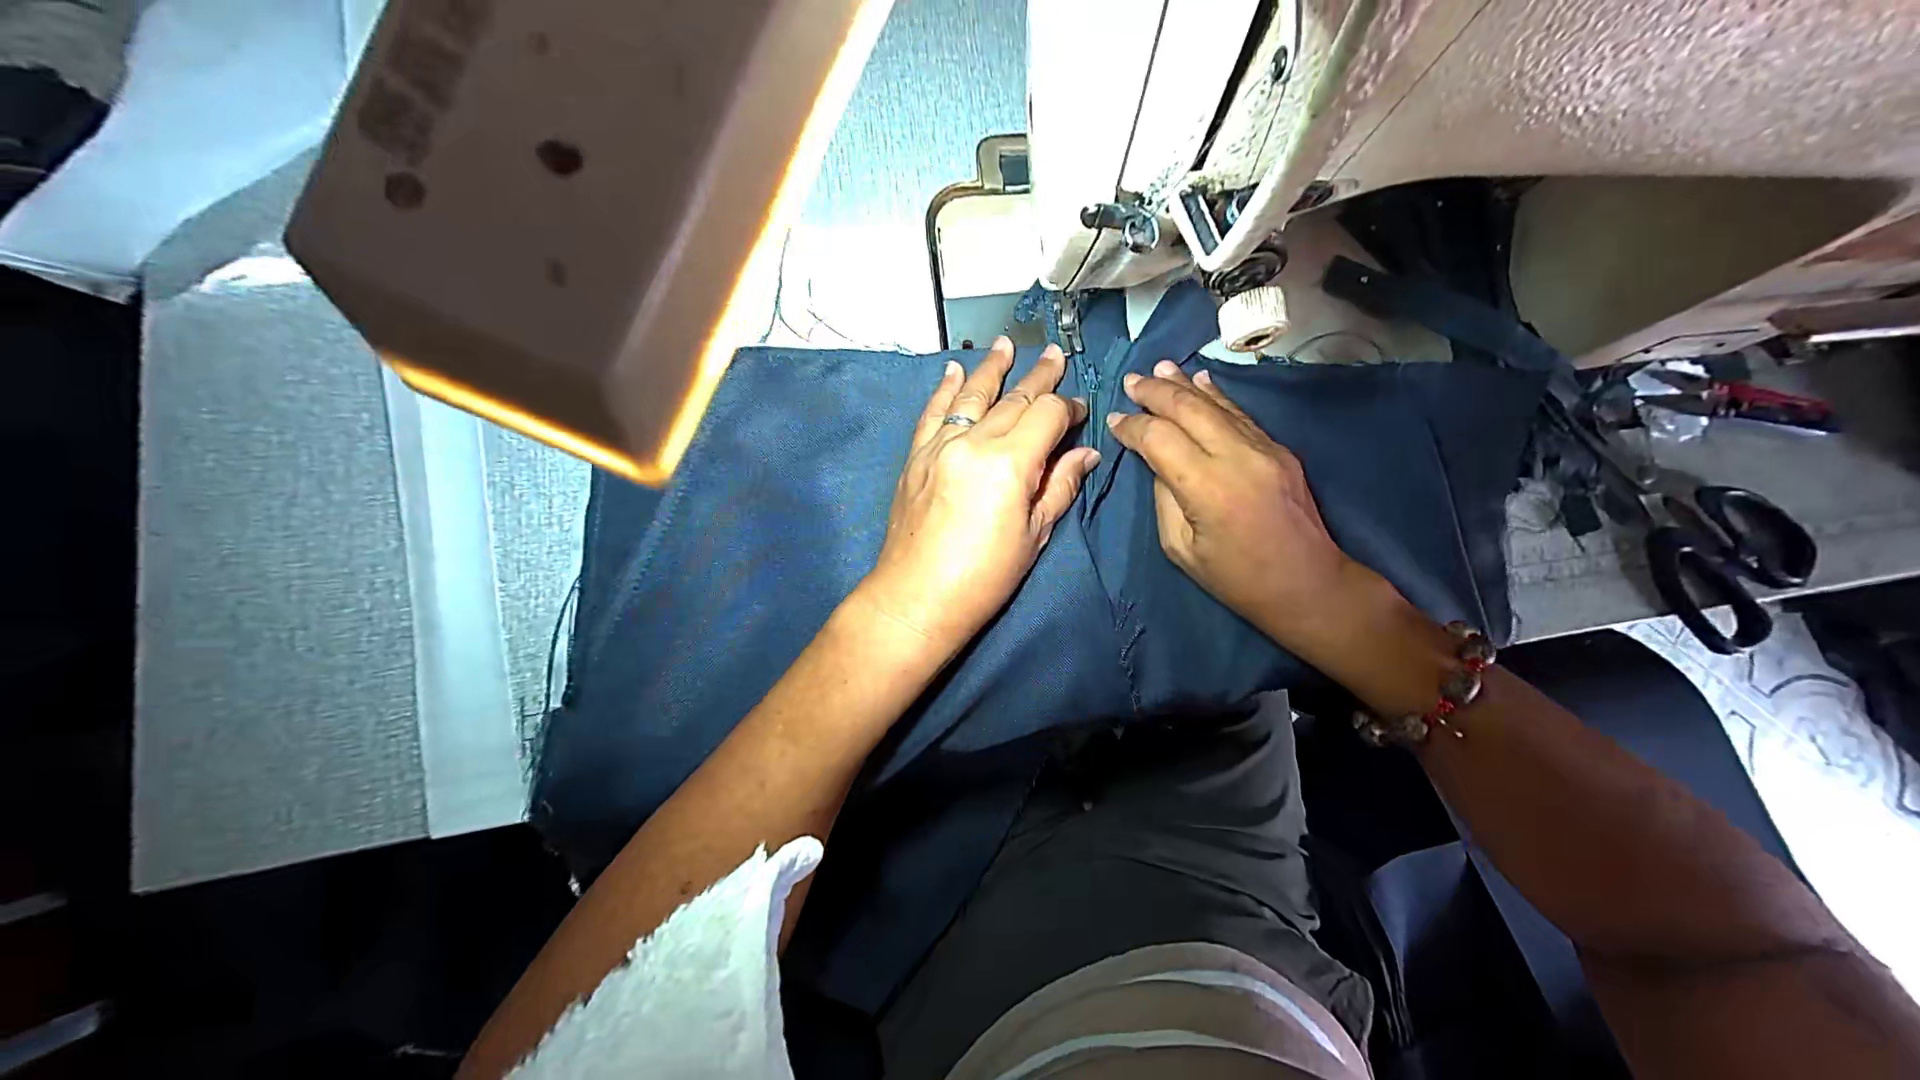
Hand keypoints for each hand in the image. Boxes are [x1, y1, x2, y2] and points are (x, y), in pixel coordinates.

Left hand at [854, 338, 1098, 658]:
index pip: (1047, 415)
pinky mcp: (916, 457)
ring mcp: (939, 446)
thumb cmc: (982, 578)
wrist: (915, 598)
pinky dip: (945, 389)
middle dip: (1038, 376)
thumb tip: (1085, 455)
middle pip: (1013, 398)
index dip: (1068, 408)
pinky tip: (954, 371)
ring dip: (992, 368)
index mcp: (1009, 463)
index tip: (1079, 411)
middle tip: (1054, 355)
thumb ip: (1059, 487)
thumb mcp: (1033, 536)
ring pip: (971, 395)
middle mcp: (973, 442)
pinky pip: (933, 412)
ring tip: (1006, 345)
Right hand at [1104, 361, 1366, 649]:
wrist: (1308, 584)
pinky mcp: (1280, 450)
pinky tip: (1201, 382)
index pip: (1159, 439)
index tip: (1115, 420)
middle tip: (1132, 380)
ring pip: (1216, 404)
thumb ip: (1165, 497)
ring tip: (1160, 369)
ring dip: (1185, 385)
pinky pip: (1240, 415)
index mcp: (1207, 488)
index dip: (1132, 426)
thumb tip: (1160, 462)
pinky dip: (1217, 396)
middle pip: (1188, 409)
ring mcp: (1264, 449)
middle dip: (1155, 393)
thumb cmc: (1236, 579)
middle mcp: (1237, 457)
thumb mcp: (1180, 548)